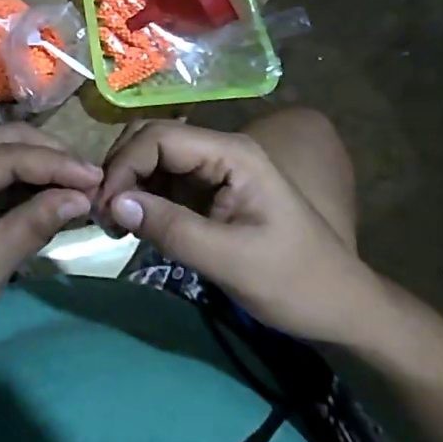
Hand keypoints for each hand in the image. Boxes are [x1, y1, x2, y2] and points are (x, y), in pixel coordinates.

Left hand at [0, 124, 100, 357]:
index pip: (10, 156)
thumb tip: (82, 197)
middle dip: (56, 157)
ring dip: (49, 162)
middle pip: (13, 139)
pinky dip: (37, 174)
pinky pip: (8, 162)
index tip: (98, 179)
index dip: (57, 164)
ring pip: (14, 145)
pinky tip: (61, 189)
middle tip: (95, 181)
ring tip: (84, 184)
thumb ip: (33, 225)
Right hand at [95, 122, 377, 342]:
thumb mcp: (232, 260)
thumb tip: (113, 204)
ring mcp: (215, 171)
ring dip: (128, 185)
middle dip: (122, 171)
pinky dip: (141, 200)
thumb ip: (173, 229)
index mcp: (233, 153)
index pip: (161, 137)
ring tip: (114, 225)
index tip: (105, 210)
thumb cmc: (294, 281)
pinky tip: (133, 227)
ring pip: (155, 160)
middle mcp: (221, 151)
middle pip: (153, 139)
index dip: (126, 165)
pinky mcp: (210, 193)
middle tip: (103, 217)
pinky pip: (164, 183)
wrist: (338, 304)